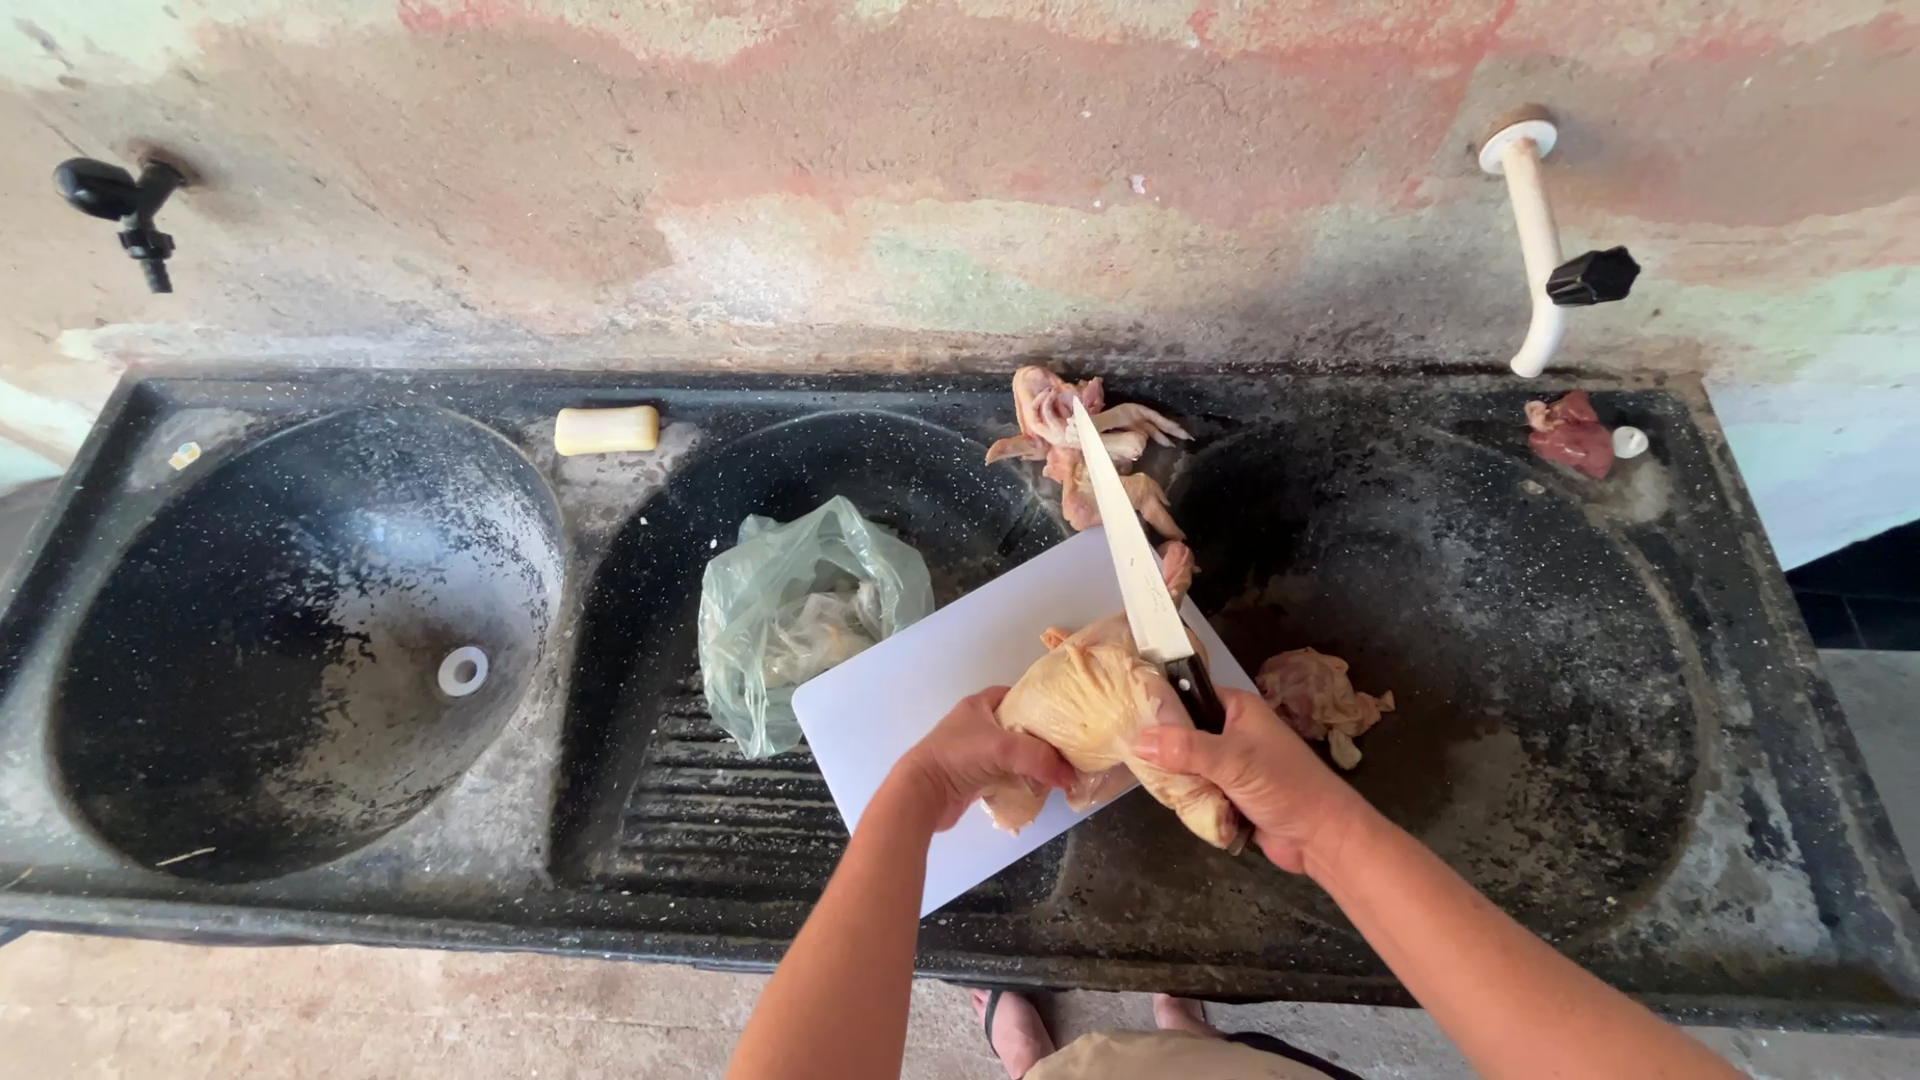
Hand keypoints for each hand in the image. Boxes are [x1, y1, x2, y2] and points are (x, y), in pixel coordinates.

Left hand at [893, 687, 1076, 831]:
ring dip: (1030, 765)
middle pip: (1016, 727)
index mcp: (978, 705)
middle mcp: (975, 725)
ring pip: (1011, 754)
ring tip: (1054, 774)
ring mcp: (973, 753)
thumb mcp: (1003, 748)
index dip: (1037, 704)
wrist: (922, 794)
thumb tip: (1069, 776)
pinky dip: (1018, 783)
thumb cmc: (959, 757)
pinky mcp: (972, 778)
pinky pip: (1003, 776)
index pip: (1014, 695)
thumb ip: (1039, 758)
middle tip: (1063, 751)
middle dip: (1039, 740)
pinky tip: (1035, 792)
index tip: (1059, 718)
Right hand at [1132, 688, 1370, 873]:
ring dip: (1180, 781)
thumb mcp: (1233, 761)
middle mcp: (1230, 731)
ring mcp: (1229, 764)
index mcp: (1235, 708)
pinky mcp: (1228, 792)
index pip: (1186, 695)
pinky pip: (1195, 790)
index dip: (1159, 707)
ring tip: (1168, 790)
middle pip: (1180, 734)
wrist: (1322, 839)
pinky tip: (1185, 807)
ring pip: (1185, 765)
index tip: (1129, 720)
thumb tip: (1138, 739)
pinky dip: (1190, 800)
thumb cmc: (1285, 786)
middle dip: (1166, 753)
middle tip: (1144, 763)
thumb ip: (1186, 748)